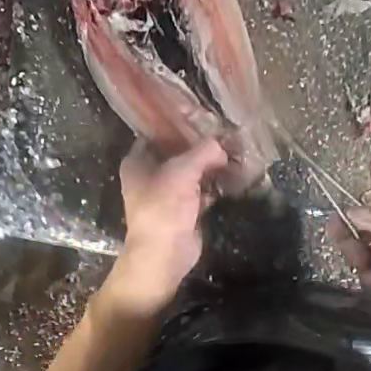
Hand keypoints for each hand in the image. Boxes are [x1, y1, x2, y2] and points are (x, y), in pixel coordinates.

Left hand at [104, 138, 229, 315]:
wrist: (164, 254)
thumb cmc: (164, 207)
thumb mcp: (183, 171)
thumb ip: (203, 152)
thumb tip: (221, 145)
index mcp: (137, 162)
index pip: (156, 134)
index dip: (177, 125)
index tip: (201, 116)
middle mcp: (149, 176)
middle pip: (177, 154)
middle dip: (200, 147)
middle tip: (224, 134)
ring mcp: (167, 195)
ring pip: (191, 173)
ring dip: (209, 167)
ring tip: (233, 153)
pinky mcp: (183, 211)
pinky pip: (200, 192)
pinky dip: (213, 186)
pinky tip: (231, 177)